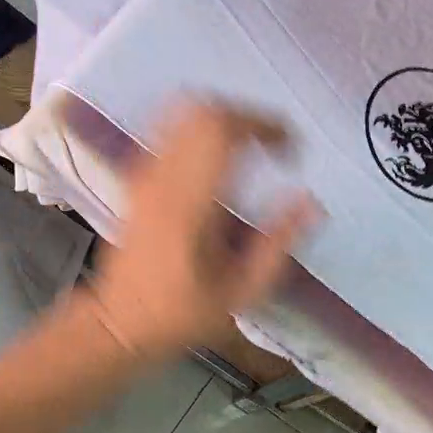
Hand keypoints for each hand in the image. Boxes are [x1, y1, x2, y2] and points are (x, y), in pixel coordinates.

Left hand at [83, 100, 319, 356]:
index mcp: (191, 204)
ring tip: (253, 146)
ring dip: (226, 119)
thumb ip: (278, 244)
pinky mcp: (137, 174)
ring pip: (185, 111)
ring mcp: (144, 171)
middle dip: (249, 117)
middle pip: (205, 111)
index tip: (291, 149)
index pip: (225, 132)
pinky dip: (203, 129)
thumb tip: (311, 203)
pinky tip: (222, 156)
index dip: (265, 127)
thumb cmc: (184, 313)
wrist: (120, 321)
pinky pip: (171, 128)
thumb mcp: (242, 291)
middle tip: (276, 145)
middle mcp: (163, 176)